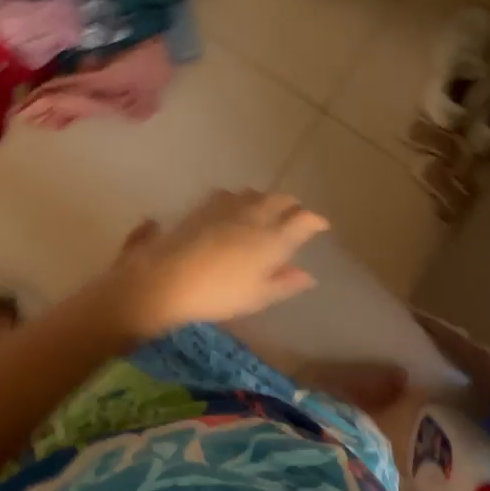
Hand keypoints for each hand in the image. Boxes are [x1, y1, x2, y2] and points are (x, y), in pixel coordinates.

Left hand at [97, 190, 327, 337]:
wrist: (169, 277)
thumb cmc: (219, 294)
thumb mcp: (257, 296)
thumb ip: (285, 283)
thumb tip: (309, 275)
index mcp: (274, 238)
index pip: (303, 220)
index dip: (315, 221)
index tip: (320, 226)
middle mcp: (256, 215)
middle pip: (281, 200)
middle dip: (292, 206)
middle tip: (295, 218)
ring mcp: (229, 206)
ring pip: (256, 193)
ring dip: (266, 200)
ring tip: (266, 211)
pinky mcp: (206, 205)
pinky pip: (230, 194)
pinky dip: (240, 199)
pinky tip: (233, 208)